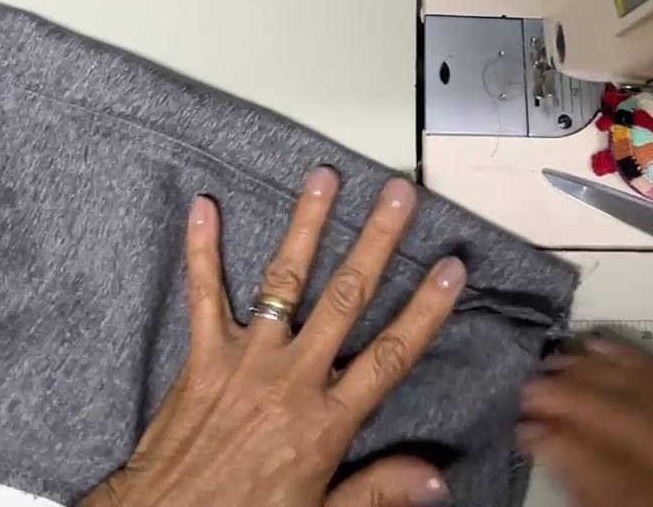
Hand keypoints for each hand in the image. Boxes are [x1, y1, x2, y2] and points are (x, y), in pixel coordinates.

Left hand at [81, 168, 464, 506]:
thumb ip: (378, 492)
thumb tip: (436, 478)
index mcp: (324, 419)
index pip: (390, 355)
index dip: (424, 311)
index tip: (450, 270)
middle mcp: (291, 377)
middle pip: (346, 297)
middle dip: (376, 242)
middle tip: (398, 196)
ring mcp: (246, 358)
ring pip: (285, 279)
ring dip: (306, 224)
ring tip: (324, 177)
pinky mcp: (204, 354)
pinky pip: (204, 293)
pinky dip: (202, 249)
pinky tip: (204, 206)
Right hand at [519, 336, 652, 506]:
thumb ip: (591, 489)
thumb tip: (543, 438)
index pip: (614, 468)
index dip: (561, 442)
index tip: (524, 424)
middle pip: (635, 419)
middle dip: (574, 396)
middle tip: (530, 386)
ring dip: (598, 371)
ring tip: (556, 361)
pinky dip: (638, 362)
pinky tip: (602, 345)